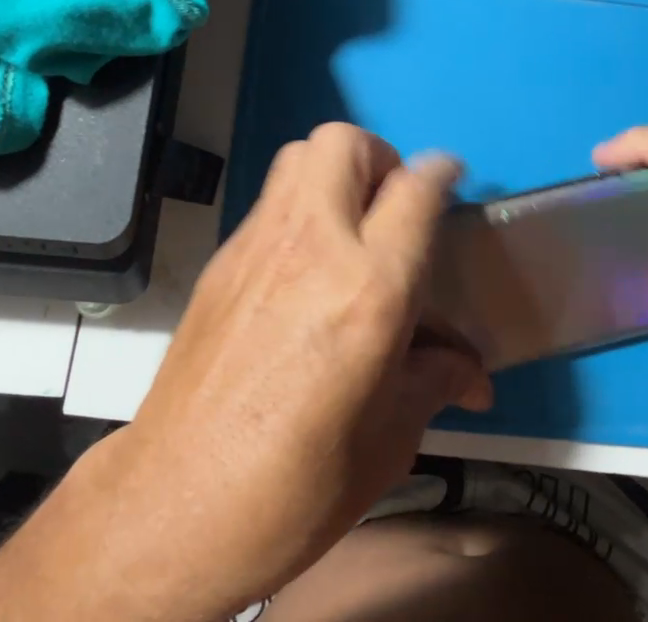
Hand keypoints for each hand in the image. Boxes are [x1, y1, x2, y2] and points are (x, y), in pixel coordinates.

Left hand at [77, 124, 491, 621]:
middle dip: (379, 158)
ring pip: (297, 158)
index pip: (415, 189)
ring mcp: (256, 247)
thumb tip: (470, 375)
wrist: (176, 505)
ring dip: (334, 174)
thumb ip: (435, 381)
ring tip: (352, 230)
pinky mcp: (219, 263)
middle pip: (344, 143)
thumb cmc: (299, 486)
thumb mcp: (390, 439)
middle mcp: (313, 246)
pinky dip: (298, 211)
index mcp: (370, 289)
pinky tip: (304, 274)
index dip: (441, 172)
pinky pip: (269, 204)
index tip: (451, 181)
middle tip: (393, 207)